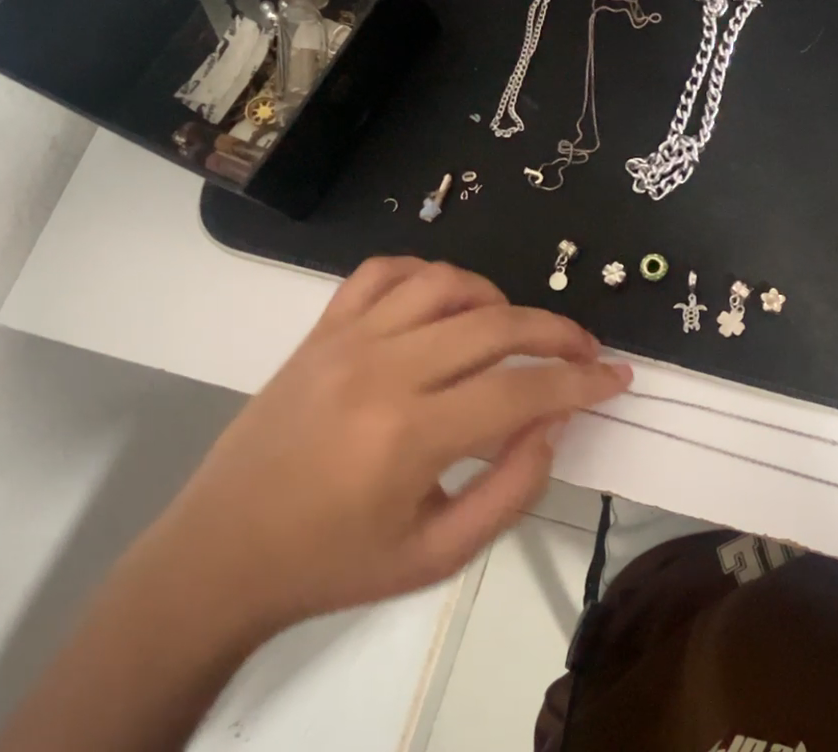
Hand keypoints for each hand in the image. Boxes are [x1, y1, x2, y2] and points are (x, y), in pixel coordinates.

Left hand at [131, 257, 630, 638]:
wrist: (219, 556)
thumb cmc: (335, 564)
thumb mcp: (439, 555)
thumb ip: (512, 490)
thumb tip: (554, 422)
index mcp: (410, 436)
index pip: (523, 389)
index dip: (583, 381)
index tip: (618, 378)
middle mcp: (381, 372)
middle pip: (496, 324)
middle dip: (559, 333)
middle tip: (586, 352)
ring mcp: (345, 342)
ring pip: (445, 284)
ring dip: (498, 299)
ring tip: (515, 330)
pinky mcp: (320, 332)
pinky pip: (383, 272)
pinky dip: (429, 275)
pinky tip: (448, 305)